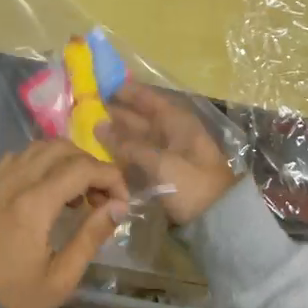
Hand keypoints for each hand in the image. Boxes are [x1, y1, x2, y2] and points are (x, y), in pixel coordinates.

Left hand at [0, 139, 129, 307]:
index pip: (82, 168)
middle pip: (62, 149)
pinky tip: (48, 188)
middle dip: (90, 165)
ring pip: (40, 147)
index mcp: (35, 204)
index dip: (110, 177)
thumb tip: (118, 206)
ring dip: (66, 160)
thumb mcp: (61, 278)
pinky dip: (41, 161)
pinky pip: (19, 156)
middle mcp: (16, 181)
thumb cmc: (14, 298)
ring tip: (78, 194)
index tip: (122, 202)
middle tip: (102, 198)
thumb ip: (91, 236)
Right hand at [98, 82, 237, 225]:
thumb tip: (99, 126)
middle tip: (89, 109)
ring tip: (92, 129)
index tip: (102, 86)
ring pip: (139, 138)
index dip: (128, 91)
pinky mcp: (166, 174)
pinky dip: (126, 153)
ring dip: (119, 134)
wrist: (218, 221)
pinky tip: (107, 153)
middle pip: (142, 118)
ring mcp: (170, 154)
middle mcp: (173, 132)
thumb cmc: (191, 184)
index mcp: (177, 121)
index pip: (149, 98)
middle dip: (118, 113)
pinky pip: (141, 156)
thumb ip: (129, 145)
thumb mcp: (160, 163)